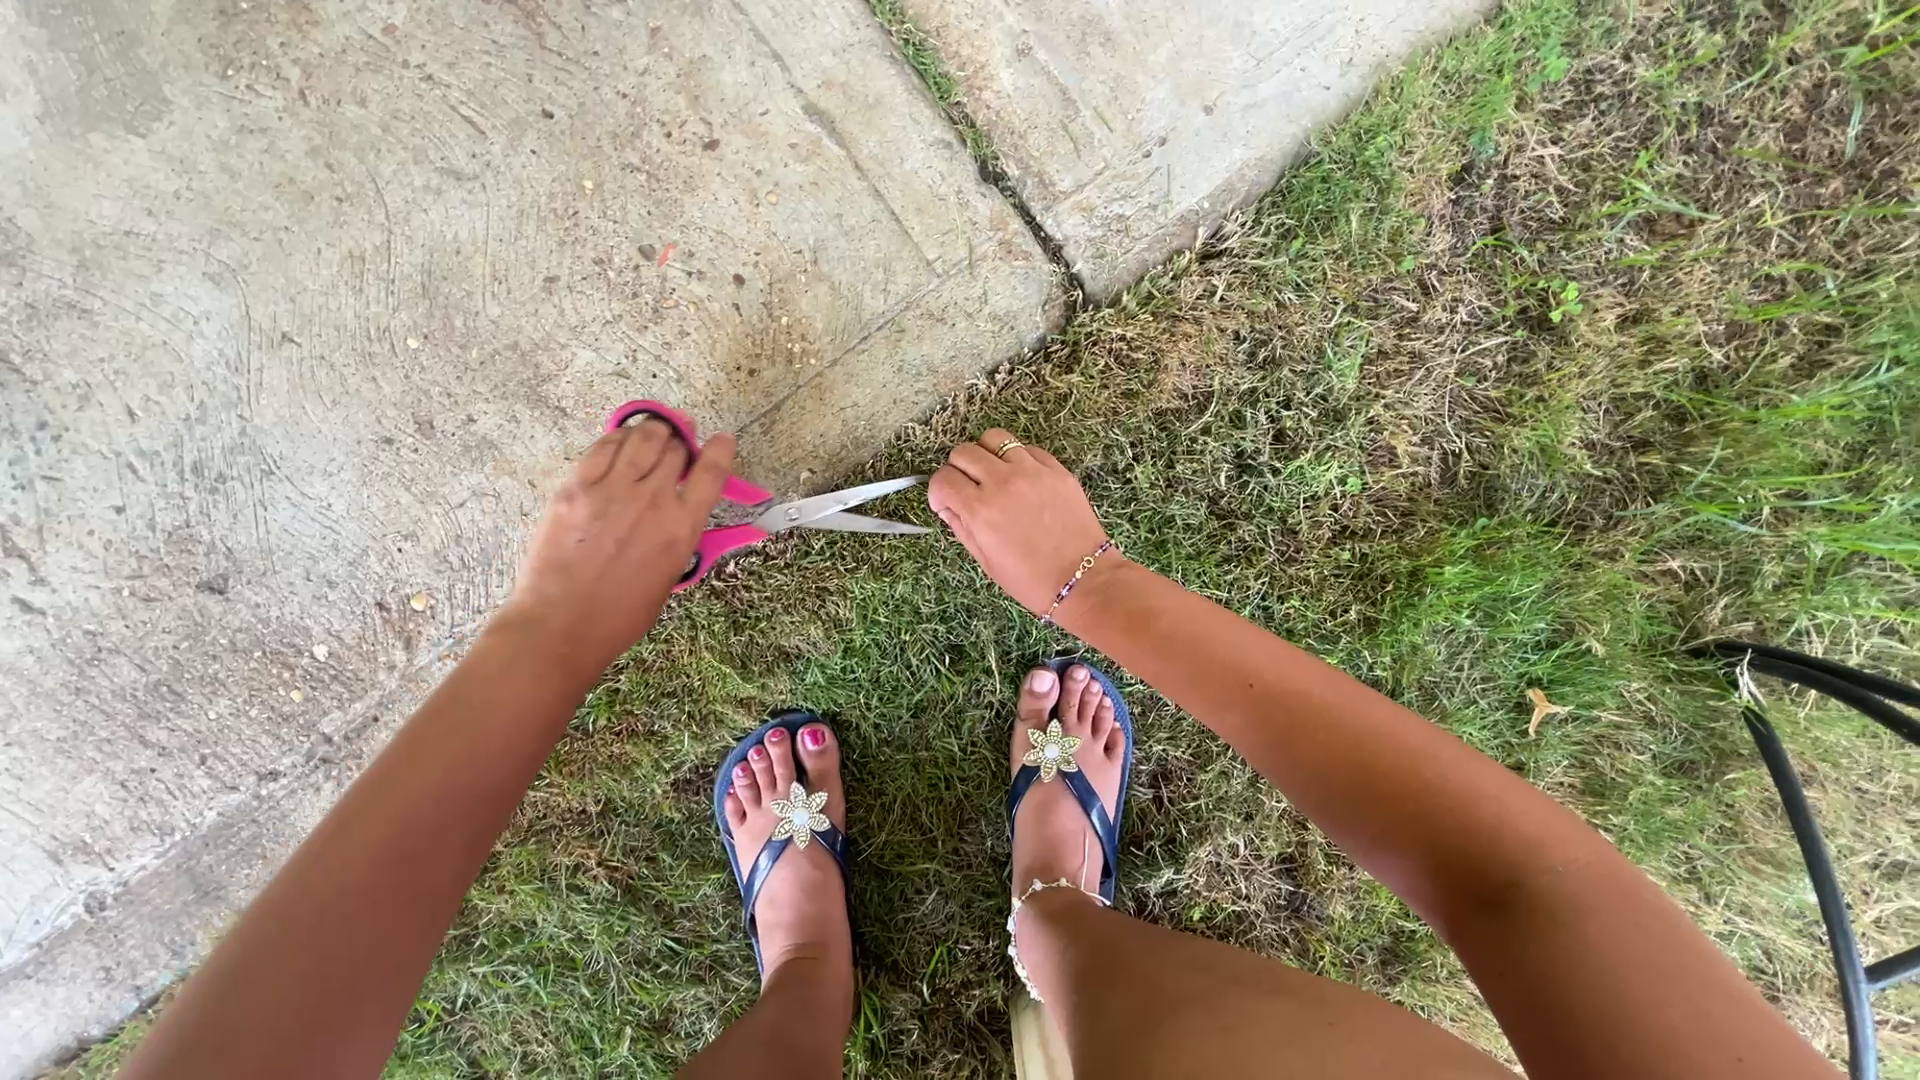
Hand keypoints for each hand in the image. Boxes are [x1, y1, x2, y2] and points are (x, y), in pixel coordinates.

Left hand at [498, 419, 735, 669]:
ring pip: (641, 438)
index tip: (723, 439)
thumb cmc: (622, 613)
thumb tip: (681, 510)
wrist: (562, 624)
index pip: (711, 472)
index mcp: (682, 527)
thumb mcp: (671, 574)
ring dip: (652, 430)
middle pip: (674, 448)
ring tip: (652, 433)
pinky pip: (603, 448)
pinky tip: (621, 443)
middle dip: (681, 441)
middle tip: (678, 441)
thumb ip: (679, 535)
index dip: (721, 449)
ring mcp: (611, 490)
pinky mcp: (575, 487)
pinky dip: (618, 439)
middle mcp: (652, 501)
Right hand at [927, 429, 1113, 614]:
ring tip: (992, 474)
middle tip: (966, 488)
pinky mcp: (1056, 469)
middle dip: (957, 469)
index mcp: (981, 510)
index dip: (938, 491)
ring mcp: (1032, 472)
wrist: (1082, 579)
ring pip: (994, 438)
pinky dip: (1016, 458)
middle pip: (963, 452)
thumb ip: (961, 526)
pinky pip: (1027, 448)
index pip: (943, 478)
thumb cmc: (1030, 579)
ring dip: (985, 454)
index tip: (945, 502)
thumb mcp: (985, 560)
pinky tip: (1020, 479)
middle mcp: (1003, 482)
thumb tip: (948, 506)